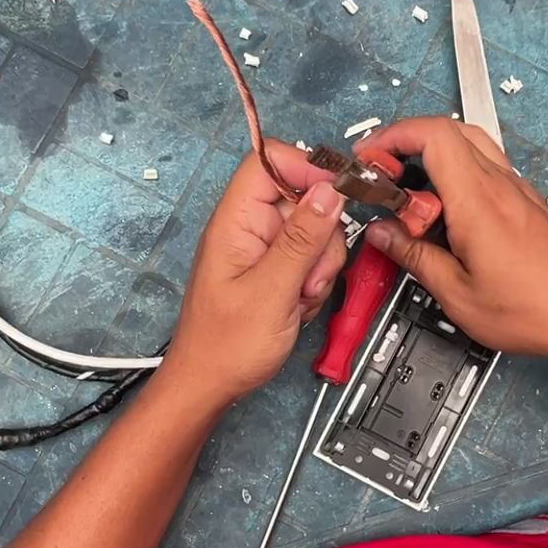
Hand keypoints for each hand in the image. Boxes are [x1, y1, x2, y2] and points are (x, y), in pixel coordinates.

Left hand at [162, 140, 348, 406]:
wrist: (210, 385)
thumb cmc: (227, 346)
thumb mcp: (272, 292)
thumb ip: (303, 239)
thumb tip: (329, 190)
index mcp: (235, 222)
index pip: (269, 162)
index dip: (306, 169)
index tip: (337, 197)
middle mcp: (248, 229)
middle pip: (302, 199)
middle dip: (320, 238)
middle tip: (310, 278)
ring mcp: (262, 250)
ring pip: (314, 232)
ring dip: (319, 266)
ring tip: (301, 298)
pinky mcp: (274, 271)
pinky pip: (310, 260)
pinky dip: (313, 283)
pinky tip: (298, 306)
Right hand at [358, 117, 547, 362]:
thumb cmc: (532, 311)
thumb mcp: (457, 294)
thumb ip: (414, 257)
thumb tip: (382, 233)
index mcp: (478, 200)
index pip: (433, 135)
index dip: (393, 135)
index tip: (369, 157)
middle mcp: (500, 184)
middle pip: (450, 131)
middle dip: (407, 141)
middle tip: (383, 173)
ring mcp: (518, 191)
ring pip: (470, 147)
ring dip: (434, 157)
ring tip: (410, 194)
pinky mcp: (528, 204)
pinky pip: (487, 170)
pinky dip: (457, 176)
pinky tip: (446, 214)